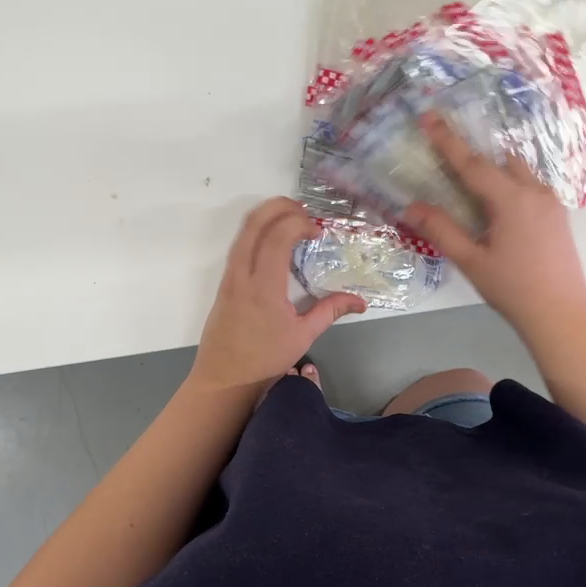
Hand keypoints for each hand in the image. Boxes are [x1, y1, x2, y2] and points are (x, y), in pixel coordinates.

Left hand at [188, 198, 366, 391]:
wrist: (224, 378)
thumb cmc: (264, 361)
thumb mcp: (303, 337)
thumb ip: (330, 311)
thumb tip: (360, 302)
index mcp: (264, 288)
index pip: (278, 237)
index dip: (299, 223)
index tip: (317, 231)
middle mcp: (242, 276)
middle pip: (254, 223)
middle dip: (279, 207)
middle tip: (304, 212)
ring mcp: (229, 277)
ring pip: (242, 231)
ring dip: (265, 217)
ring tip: (290, 218)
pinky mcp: (224, 283)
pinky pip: (238, 245)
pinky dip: (256, 232)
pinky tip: (274, 240)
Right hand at [400, 116, 585, 332]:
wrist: (560, 313)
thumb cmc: (513, 289)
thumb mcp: (472, 262)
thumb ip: (442, 231)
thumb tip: (412, 208)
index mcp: (511, 200)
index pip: (473, 163)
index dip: (448, 141)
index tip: (429, 117)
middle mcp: (534, 192)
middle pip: (498, 161)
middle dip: (473, 157)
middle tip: (447, 157)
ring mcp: (551, 202)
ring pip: (518, 172)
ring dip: (494, 171)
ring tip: (471, 185)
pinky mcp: (558, 215)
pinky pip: (530, 186)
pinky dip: (510, 185)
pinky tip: (497, 206)